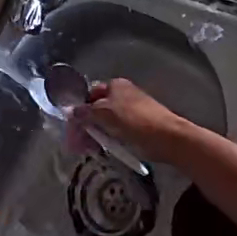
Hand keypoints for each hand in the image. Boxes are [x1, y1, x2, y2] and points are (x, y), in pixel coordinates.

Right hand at [76, 77, 190, 152]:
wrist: (167, 137)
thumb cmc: (135, 120)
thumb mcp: (105, 114)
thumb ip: (85, 112)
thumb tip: (69, 111)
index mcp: (114, 85)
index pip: (88, 94)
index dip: (78, 110)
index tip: (71, 128)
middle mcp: (121, 95)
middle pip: (95, 110)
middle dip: (84, 126)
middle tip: (76, 144)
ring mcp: (129, 111)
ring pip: (104, 122)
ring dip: (93, 135)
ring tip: (88, 150)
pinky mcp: (136, 127)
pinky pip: (115, 131)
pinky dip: (107, 139)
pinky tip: (101, 149)